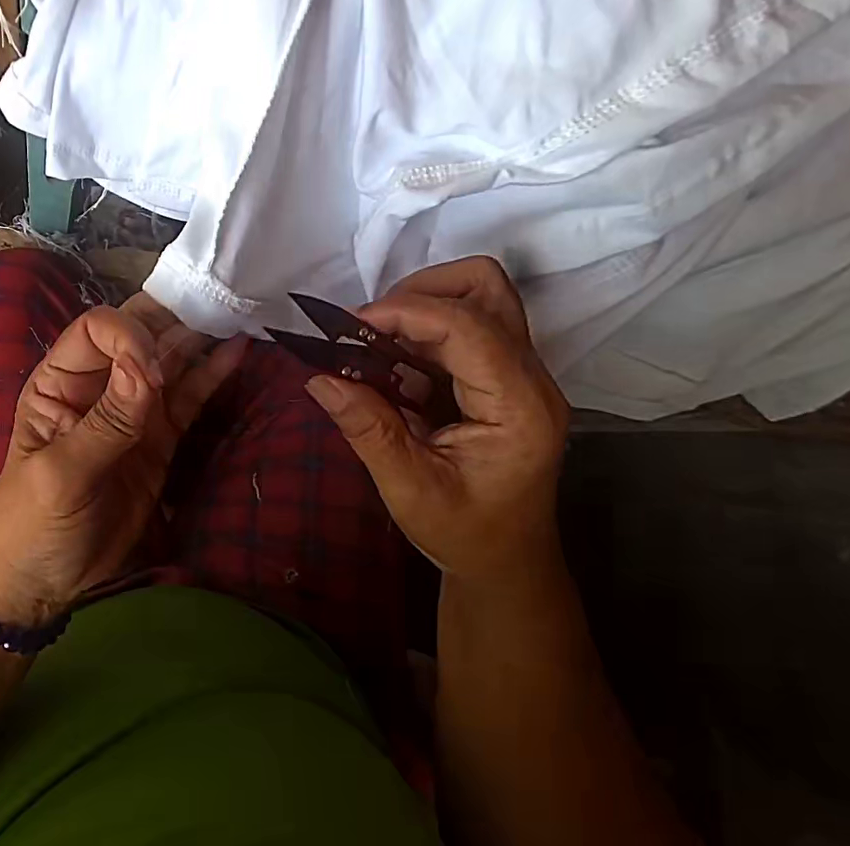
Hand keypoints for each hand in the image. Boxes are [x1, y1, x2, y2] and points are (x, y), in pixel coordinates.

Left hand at [0, 300, 246, 626]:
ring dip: (200, 338)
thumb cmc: (31, 524)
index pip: (97, 331)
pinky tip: (237, 351)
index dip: (129, 337)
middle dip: (173, 316)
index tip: (155, 371)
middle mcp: (97, 385)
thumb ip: (107, 423)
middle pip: (137, 335)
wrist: (42, 583)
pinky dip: (211, 376)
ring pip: (169, 362)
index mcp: (59, 382)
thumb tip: (151, 369)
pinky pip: (188, 400)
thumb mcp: (60, 475)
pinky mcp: (160, 439)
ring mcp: (132, 411)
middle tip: (217, 301)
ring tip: (237, 312)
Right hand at [304, 257, 569, 582]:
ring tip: (376, 340)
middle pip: (485, 288)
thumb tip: (320, 378)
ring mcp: (518, 372)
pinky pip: (463, 322)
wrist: (506, 560)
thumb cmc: (466, 533)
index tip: (349, 327)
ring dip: (420, 303)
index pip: (468, 326)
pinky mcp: (499, 374)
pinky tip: (390, 359)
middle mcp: (528, 377)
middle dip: (420, 291)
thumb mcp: (409, 489)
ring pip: (478, 295)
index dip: (405, 312)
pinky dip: (420, 326)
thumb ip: (368, 430)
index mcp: (518, 407)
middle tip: (370, 327)